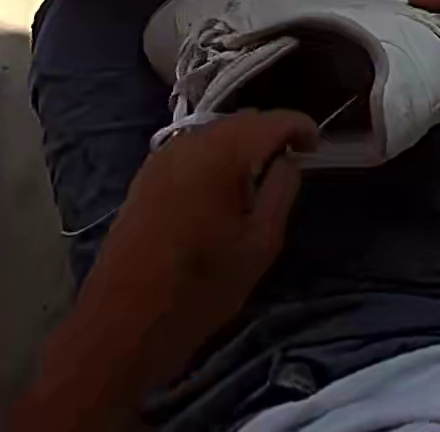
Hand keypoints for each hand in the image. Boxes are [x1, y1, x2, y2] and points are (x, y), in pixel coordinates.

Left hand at [82, 110, 317, 368]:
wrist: (123, 319)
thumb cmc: (201, 286)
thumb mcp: (260, 244)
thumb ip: (281, 189)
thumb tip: (287, 158)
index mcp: (223, 152)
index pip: (272, 121)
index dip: (300, 126)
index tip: (316, 146)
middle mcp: (192, 140)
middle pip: (242, 121)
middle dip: (271, 134)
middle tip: (292, 162)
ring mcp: (164, 154)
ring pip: (215, 132)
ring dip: (242, 144)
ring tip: (258, 176)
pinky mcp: (147, 172)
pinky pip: (193, 149)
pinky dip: (215, 156)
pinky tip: (220, 186)